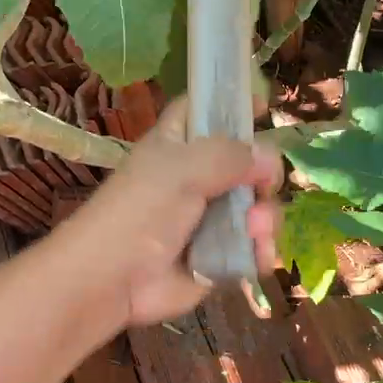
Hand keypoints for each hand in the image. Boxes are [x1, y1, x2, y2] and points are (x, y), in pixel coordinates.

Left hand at [37, 104, 282, 327]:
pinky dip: (261, 251)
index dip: (227, 104)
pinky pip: (252, 248)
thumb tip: (269, 157)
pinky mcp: (216, 257)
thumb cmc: (140, 210)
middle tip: (264, 186)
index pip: (200, 112)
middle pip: (243, 164)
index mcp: (175, 145)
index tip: (261, 105)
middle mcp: (193, 178)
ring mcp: (206, 219)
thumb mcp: (182, 169)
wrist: (114, 278)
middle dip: (262, 176)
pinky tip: (260, 256)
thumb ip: (229, 156)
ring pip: (254, 207)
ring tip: (254, 230)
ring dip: (264, 217)